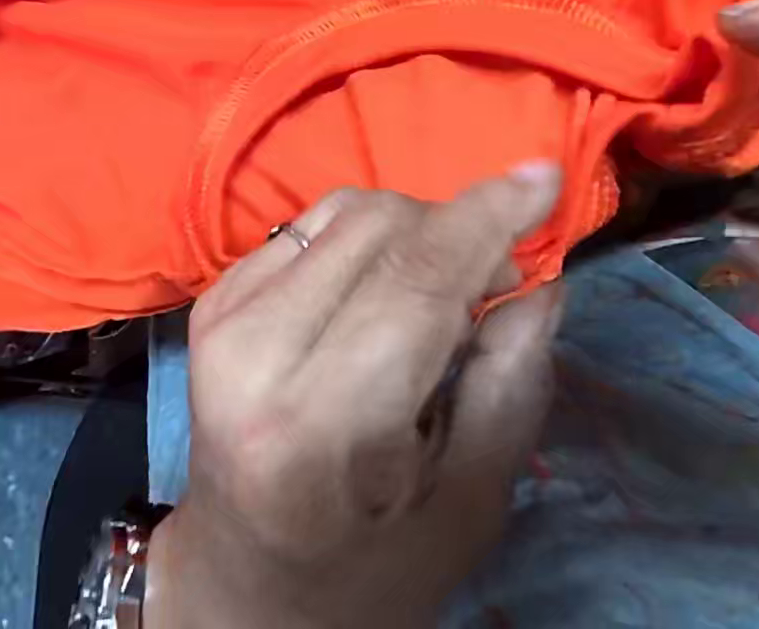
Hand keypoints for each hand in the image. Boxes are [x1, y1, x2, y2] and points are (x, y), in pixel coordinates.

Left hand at [146, 167, 564, 628]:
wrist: (242, 579)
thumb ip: (511, 379)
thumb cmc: (368, 562)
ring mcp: (222, 313)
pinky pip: (316, 221)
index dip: (486, 218)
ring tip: (436, 289)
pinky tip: (378, 289)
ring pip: (349, 209)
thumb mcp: (468, 501)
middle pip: (382, 228)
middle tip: (494, 283)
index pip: (414, 282)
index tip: (543, 179)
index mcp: (316, 426)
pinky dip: (369, 238)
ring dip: (415, 230)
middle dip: (458, 231)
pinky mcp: (214, 295)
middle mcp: (253, 352)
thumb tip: (540, 274)